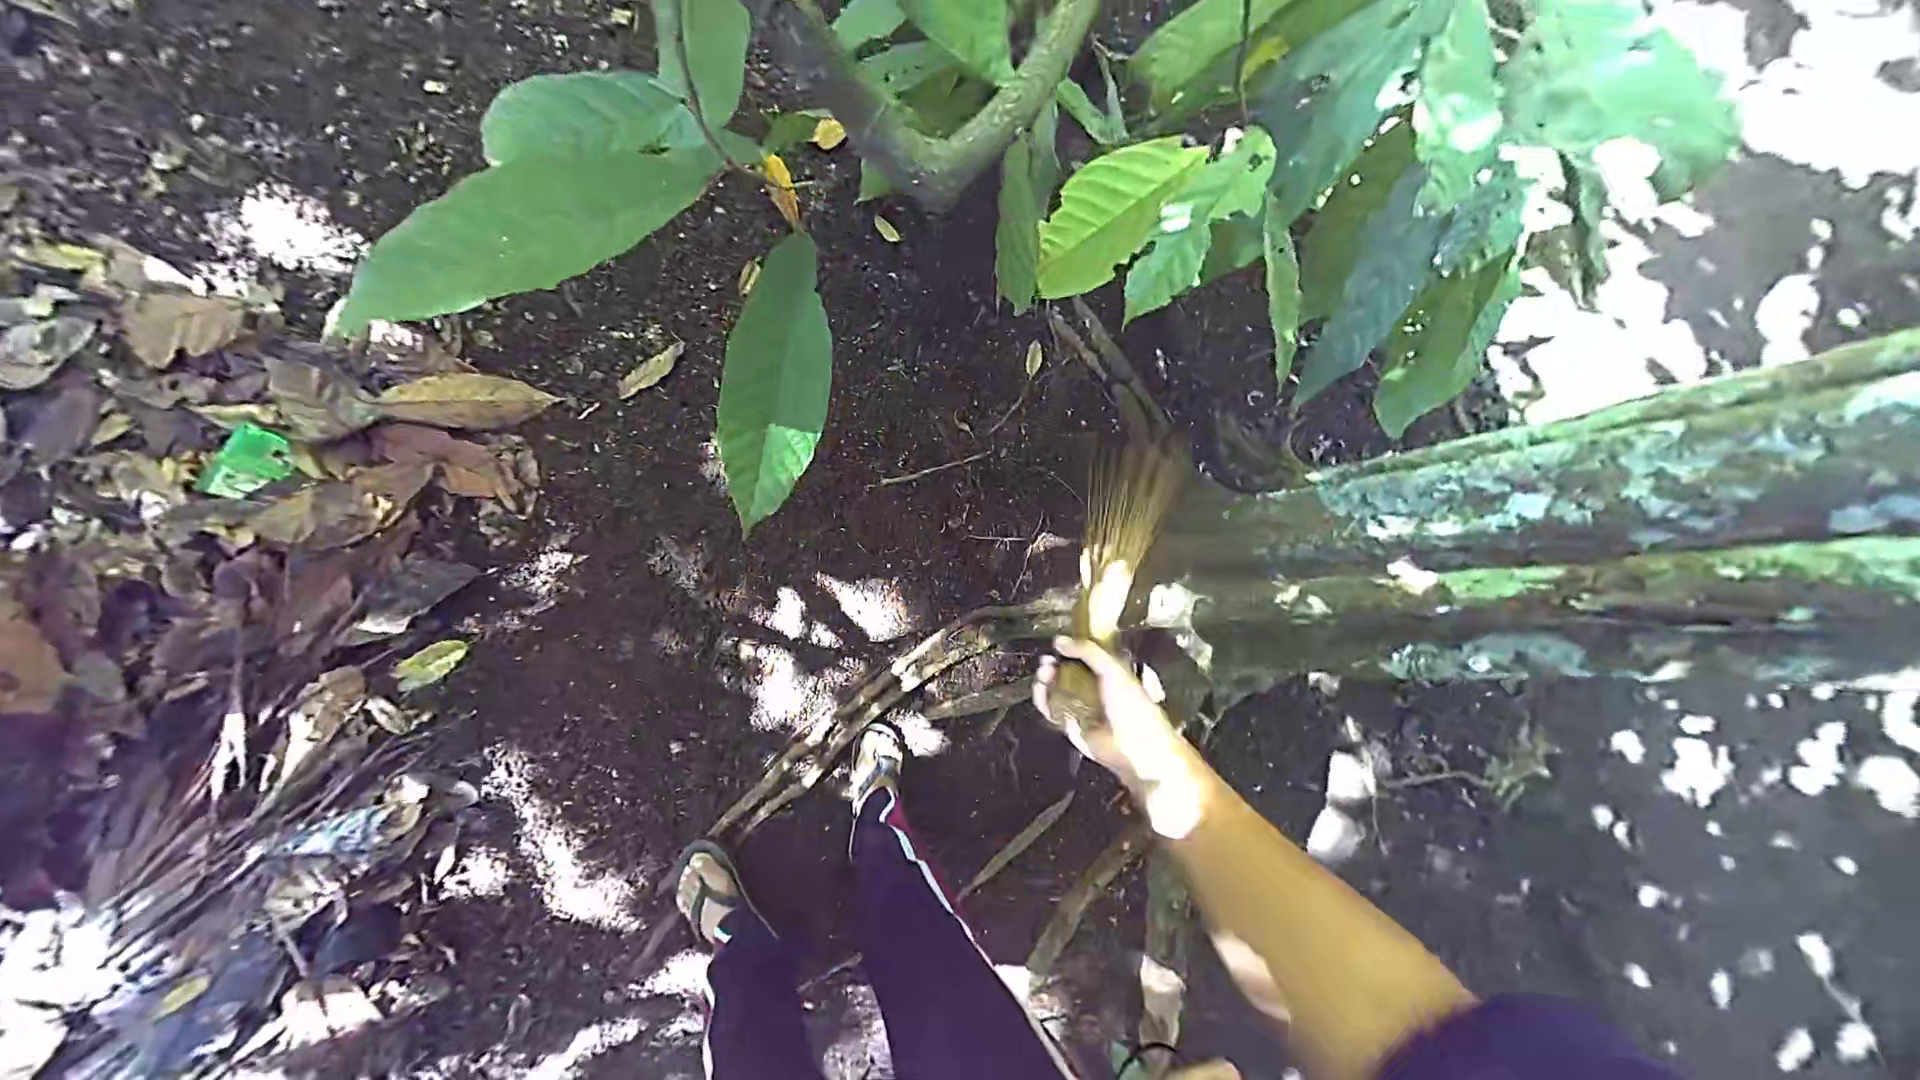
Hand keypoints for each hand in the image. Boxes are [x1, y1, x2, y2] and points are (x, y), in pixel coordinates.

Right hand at [1032, 636, 1186, 793]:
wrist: (1135, 748)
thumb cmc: (1132, 707)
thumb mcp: (1113, 669)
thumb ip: (1087, 651)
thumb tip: (1060, 641)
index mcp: (1109, 674)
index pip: (1084, 657)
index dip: (1069, 650)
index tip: (1058, 644)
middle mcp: (1094, 690)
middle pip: (1065, 674)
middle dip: (1054, 665)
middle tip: (1047, 661)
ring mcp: (1081, 709)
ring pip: (1055, 691)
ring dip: (1046, 681)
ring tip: (1043, 673)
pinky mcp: (1071, 726)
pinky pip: (1051, 711)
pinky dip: (1043, 700)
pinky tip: (1041, 690)